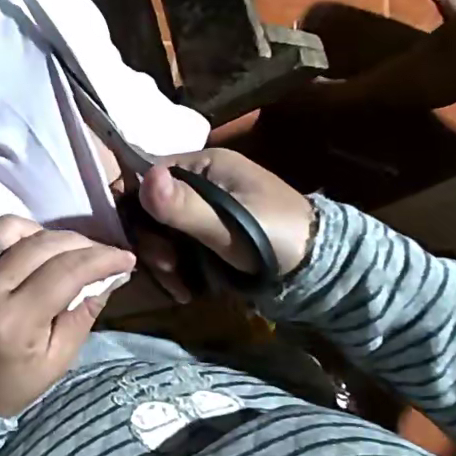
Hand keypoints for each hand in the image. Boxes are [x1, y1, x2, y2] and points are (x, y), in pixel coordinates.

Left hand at [0, 216, 135, 416]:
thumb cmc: (13, 385)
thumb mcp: (58, 360)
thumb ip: (83, 314)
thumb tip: (110, 275)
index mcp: (15, 322)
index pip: (66, 272)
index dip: (101, 259)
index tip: (125, 258)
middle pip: (43, 245)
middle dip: (83, 244)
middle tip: (103, 253)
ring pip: (11, 229)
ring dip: (45, 232)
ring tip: (65, 249)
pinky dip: (13, 232)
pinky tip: (31, 244)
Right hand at [134, 148, 315, 300]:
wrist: (317, 268)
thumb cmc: (276, 236)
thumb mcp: (229, 224)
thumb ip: (185, 206)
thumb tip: (145, 178)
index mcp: (206, 164)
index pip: (148, 176)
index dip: (138, 210)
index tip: (145, 245)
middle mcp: (201, 182)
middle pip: (151, 209)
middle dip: (153, 244)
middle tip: (169, 269)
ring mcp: (205, 209)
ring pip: (161, 233)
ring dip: (163, 263)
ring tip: (181, 288)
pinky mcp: (209, 235)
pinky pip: (178, 248)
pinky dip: (177, 270)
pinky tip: (186, 291)